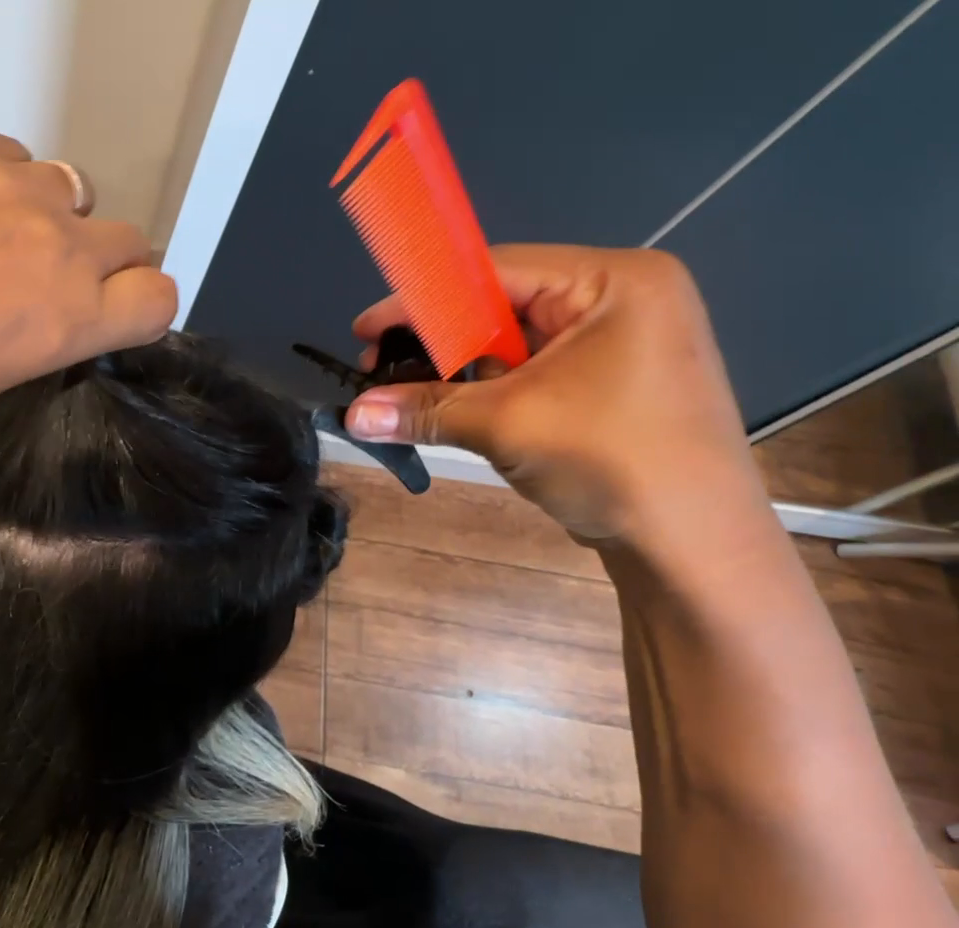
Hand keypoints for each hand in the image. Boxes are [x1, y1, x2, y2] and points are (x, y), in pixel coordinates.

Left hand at [0, 132, 176, 429]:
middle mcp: (64, 247)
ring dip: (53, 214)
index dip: (142, 307)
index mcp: (71, 318)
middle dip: (105, 262)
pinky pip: (16, 155)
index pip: (159, 299)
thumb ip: (39, 335)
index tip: (113, 314)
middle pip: (132, 240)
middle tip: (48, 280)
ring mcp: (20, 189)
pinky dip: (3, 178)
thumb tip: (46, 312)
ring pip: (75, 189)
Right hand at [344, 245, 760, 541]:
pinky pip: (530, 372)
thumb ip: (424, 409)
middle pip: (502, 305)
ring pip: (512, 343)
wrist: (690, 540)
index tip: (366, 330)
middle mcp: (621, 299)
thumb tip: (352, 416)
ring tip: (412, 398)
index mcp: (614, 282)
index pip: (495, 271)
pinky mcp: (607, 384)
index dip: (422, 298)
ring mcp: (618, 343)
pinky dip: (487, 391)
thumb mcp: (506, 423)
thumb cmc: (612, 459)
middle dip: (437, 340)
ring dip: (459, 371)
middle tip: (381, 369)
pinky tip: (454, 412)